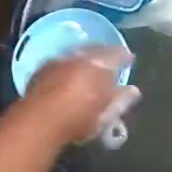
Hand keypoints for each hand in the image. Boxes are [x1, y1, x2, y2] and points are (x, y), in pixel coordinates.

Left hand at [22, 46, 139, 145]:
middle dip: (104, 53)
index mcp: (100, 66)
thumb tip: (133, 91)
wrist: (38, 121)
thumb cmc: (79, 120)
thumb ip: (121, 100)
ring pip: (76, 54)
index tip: (129, 59)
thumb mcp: (106, 116)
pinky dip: (68, 65)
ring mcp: (59, 61)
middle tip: (110, 59)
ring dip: (85, 58)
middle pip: (95, 50)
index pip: (117, 54)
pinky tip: (68, 73)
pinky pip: (61, 61)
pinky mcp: (42, 69)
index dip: (124, 57)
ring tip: (90, 65)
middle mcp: (79, 58)